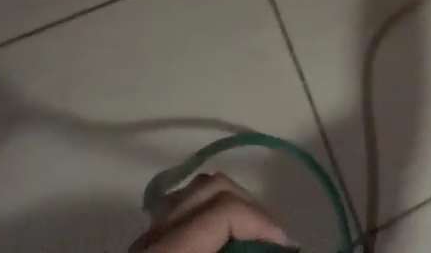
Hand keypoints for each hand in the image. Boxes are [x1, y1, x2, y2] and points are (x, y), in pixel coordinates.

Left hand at [129, 173, 293, 252]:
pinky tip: (221, 234)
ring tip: (252, 228)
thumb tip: (285, 242)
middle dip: (250, 203)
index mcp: (170, 244)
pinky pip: (178, 209)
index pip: (223, 208)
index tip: (287, 241)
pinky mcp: (143, 245)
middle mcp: (154, 231)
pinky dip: (206, 212)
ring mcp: (144, 235)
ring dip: (229, 201)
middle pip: (210, 186)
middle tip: (274, 234)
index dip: (262, 219)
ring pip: (192, 190)